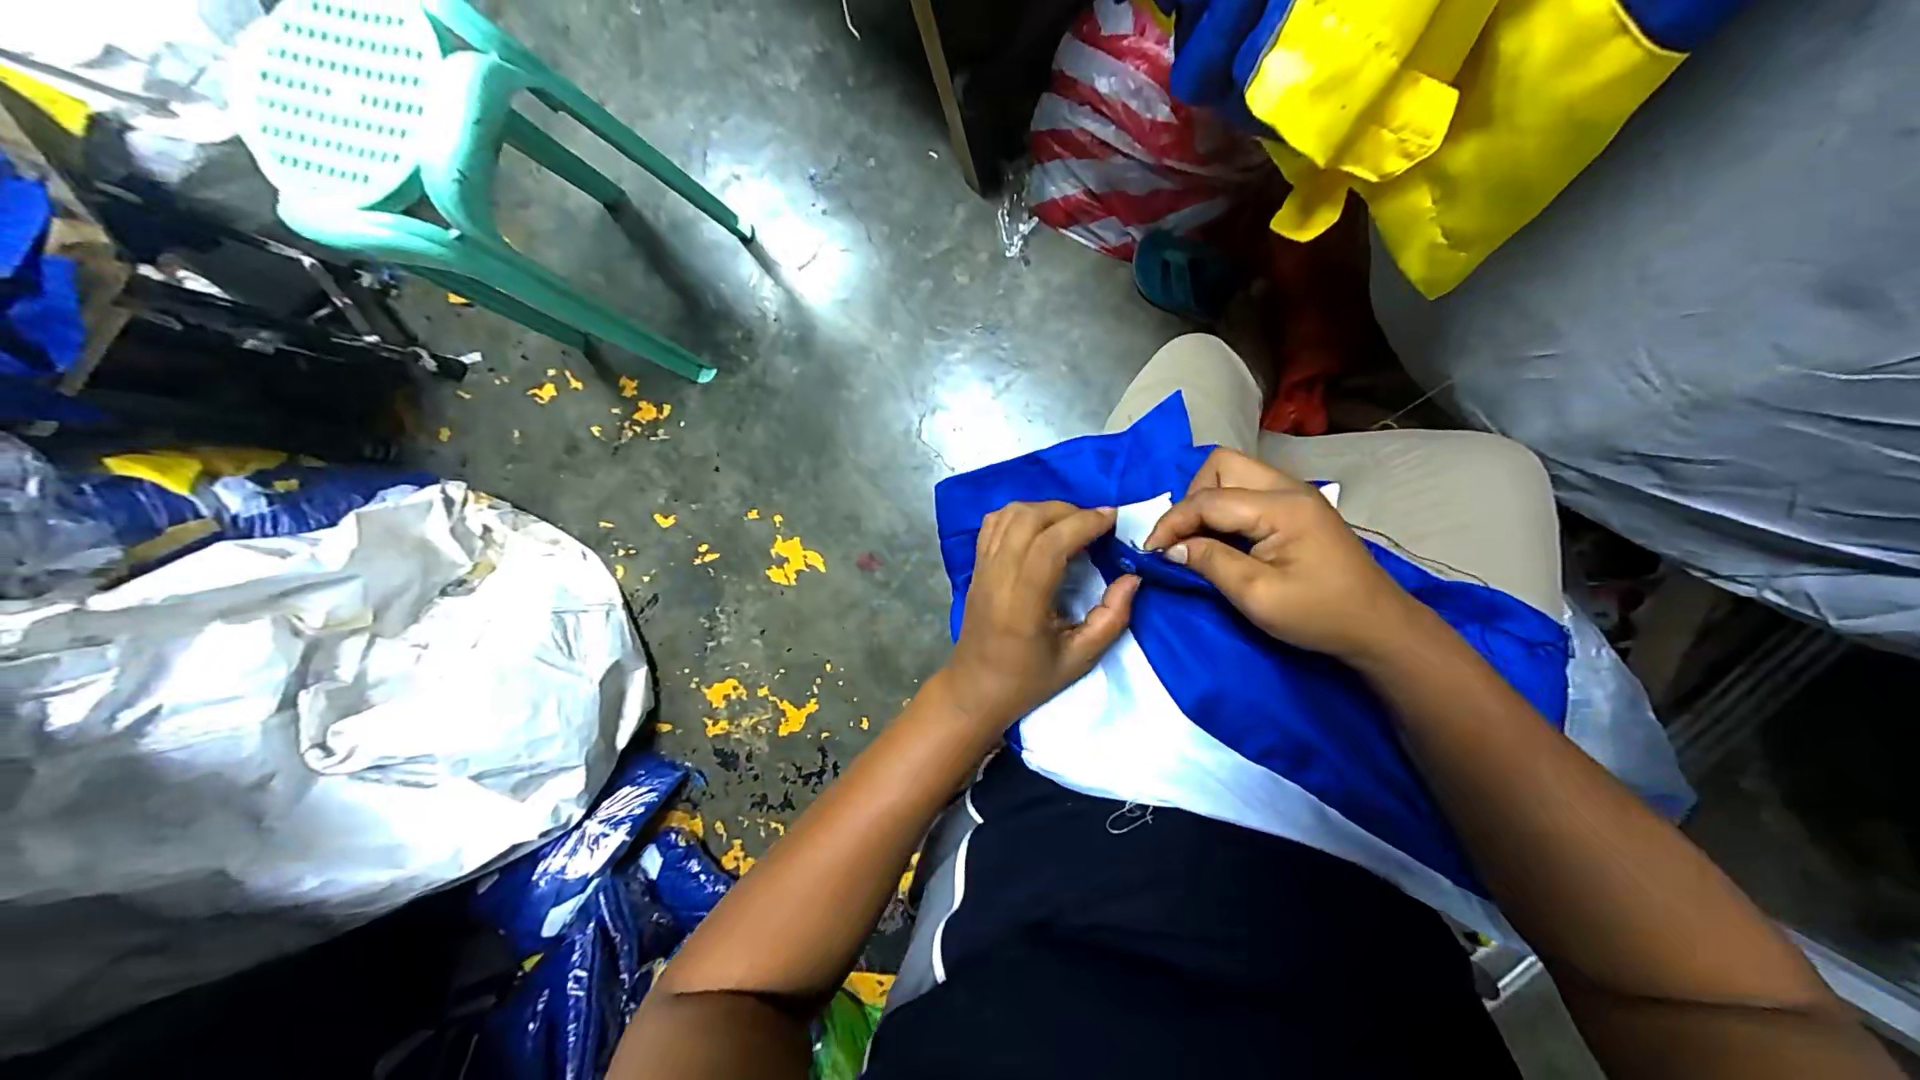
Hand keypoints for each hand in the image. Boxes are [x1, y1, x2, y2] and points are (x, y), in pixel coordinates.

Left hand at [944, 501, 1140, 727]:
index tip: (1112, 520)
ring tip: (1071, 525)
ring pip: (1009, 514)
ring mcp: (982, 568)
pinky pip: (993, 523)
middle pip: (1028, 519)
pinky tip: (1041, 528)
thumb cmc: (1028, 679)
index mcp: (1022, 603)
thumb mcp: (1079, 659)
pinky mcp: (976, 566)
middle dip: (1068, 511)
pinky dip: (1020, 514)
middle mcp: (997, 577)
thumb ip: (1111, 618)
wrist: (975, 689)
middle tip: (1096, 524)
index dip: (1083, 523)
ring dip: (1045, 509)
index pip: (1049, 545)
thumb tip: (1133, 578)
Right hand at [1143, 448, 1414, 662]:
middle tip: (1184, 538)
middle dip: (1192, 499)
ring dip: (1207, 501)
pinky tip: (1223, 539)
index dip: (1172, 522)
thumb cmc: (1319, 615)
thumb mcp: (1257, 596)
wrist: (1378, 627)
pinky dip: (1225, 508)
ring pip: (1234, 473)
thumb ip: (1210, 562)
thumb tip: (1171, 546)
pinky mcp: (1298, 508)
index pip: (1208, 499)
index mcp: (1282, 507)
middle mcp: (1289, 488)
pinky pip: (1248, 490)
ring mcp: (1296, 495)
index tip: (1149, 550)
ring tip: (1200, 539)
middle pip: (1221, 465)